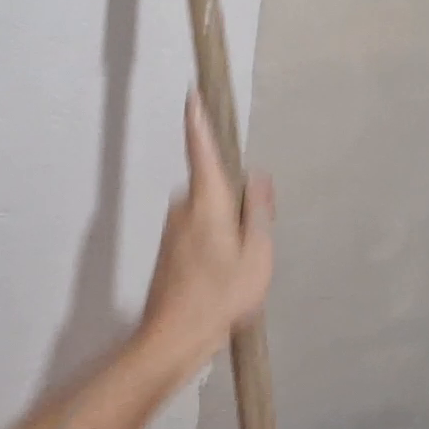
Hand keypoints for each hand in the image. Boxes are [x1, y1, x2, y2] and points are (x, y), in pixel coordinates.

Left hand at [139, 91, 274, 371]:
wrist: (173, 336)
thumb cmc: (221, 295)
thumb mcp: (257, 255)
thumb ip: (259, 212)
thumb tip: (258, 177)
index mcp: (206, 201)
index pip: (201, 149)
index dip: (198, 120)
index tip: (192, 92)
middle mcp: (183, 206)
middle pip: (215, 187)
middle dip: (237, 203)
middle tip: (253, 247)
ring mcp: (173, 227)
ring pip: (209, 213)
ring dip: (227, 230)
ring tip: (238, 272)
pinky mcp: (170, 247)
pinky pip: (200, 231)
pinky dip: (215, 245)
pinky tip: (223, 279)